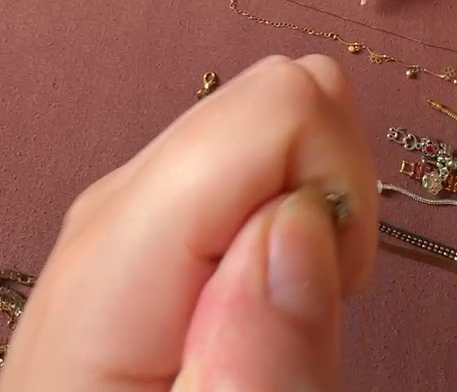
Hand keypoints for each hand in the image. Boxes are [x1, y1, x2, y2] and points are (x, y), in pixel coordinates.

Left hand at [0, 55, 377, 391]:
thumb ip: (262, 361)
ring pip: (275, 116)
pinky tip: (263, 302)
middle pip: (278, 94)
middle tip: (305, 305)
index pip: (276, 105)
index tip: (327, 285)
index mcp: (120, 244)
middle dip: (329, 191)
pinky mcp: (163, 211)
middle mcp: (124, 195)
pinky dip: (294, 219)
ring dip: (315, 209)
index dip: (336, 185)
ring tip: (279, 315)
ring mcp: (141, 197)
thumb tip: (305, 217)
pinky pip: (261, 156)